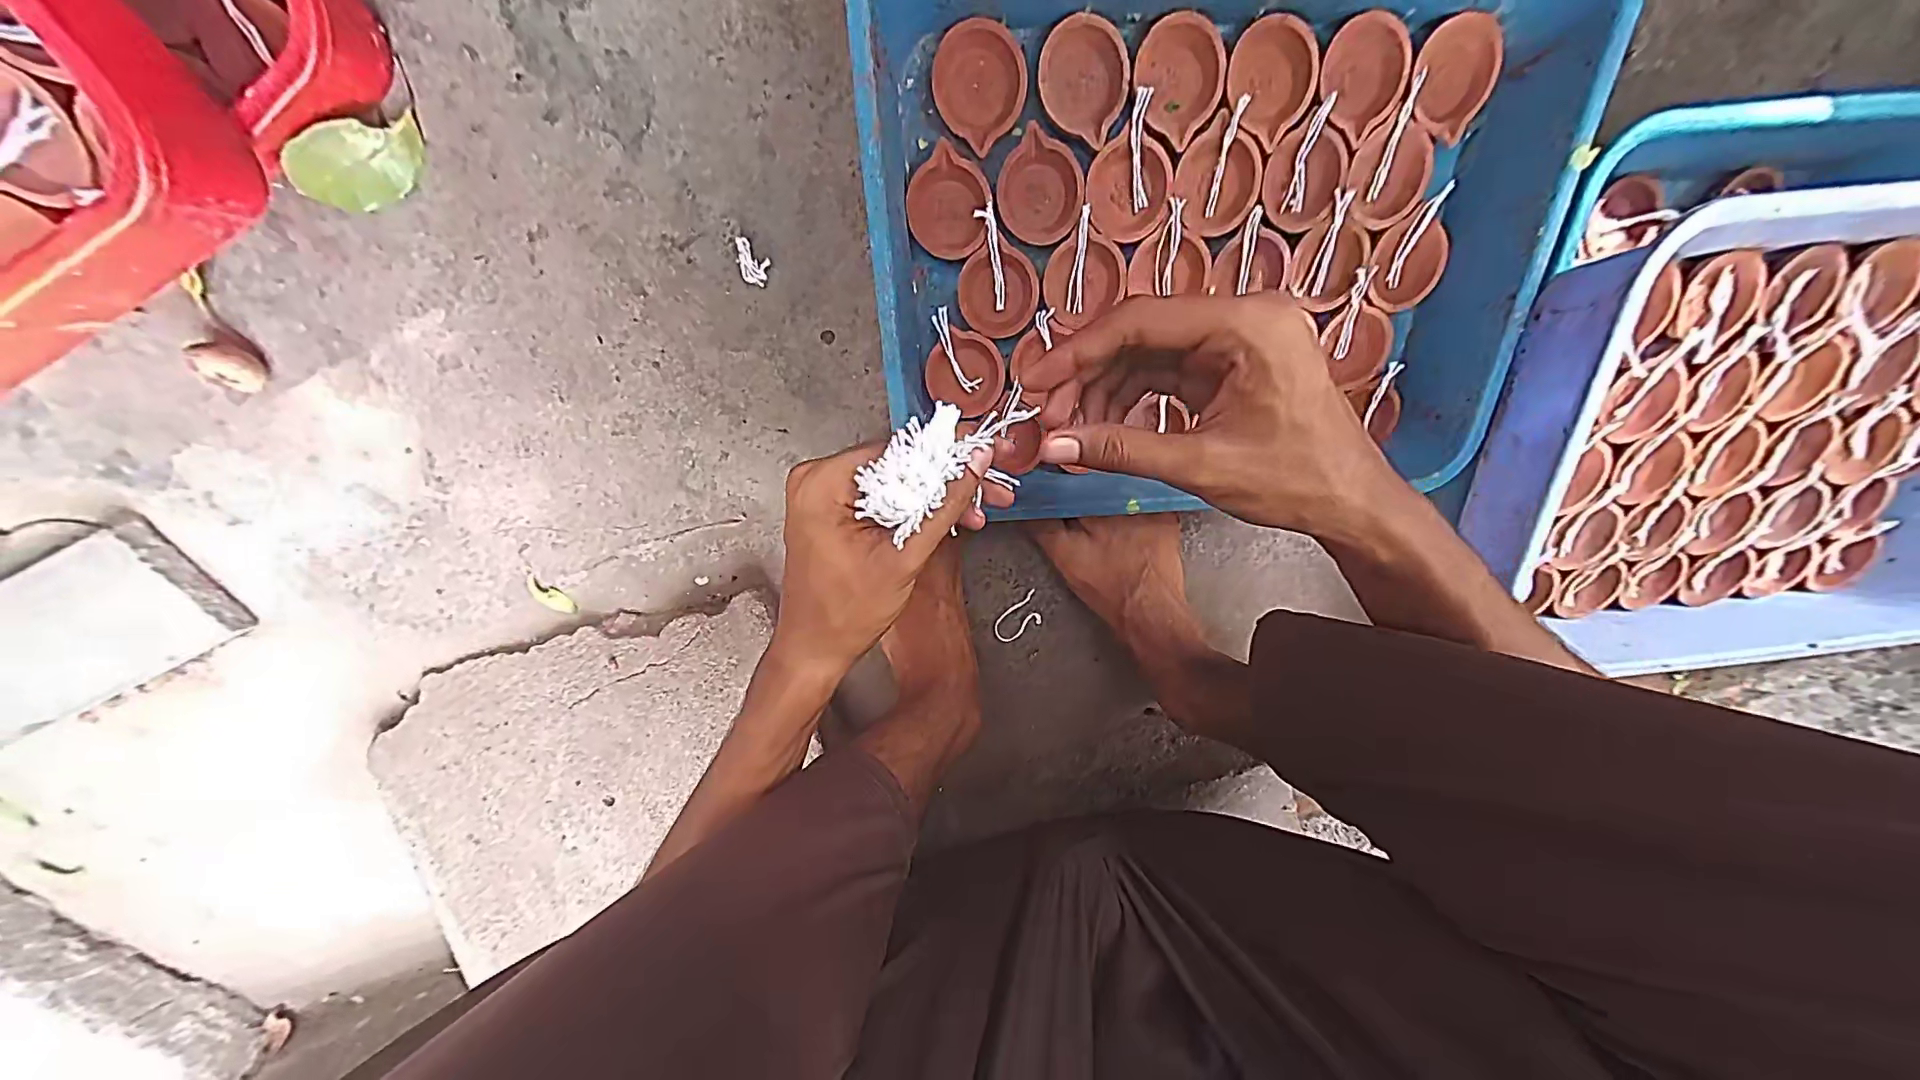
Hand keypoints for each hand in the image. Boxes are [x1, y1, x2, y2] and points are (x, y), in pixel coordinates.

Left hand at [772, 437, 1009, 677]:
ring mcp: (824, 494)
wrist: (816, 648)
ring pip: (896, 481)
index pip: (898, 449)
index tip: (980, 455)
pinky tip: (944, 519)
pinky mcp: (834, 510)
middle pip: (899, 464)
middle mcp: (817, 480)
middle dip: (946, 480)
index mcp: (822, 483)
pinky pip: (884, 496)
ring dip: (935, 497)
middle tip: (985, 488)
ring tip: (971, 510)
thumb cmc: (841, 615)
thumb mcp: (905, 555)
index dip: (948, 455)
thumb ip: (943, 505)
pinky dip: (913, 508)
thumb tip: (971, 466)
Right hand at [1024, 294, 1403, 540]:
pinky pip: (1164, 372)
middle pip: (1139, 334)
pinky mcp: (1230, 364)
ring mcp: (1236, 340)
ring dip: (1104, 391)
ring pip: (1146, 354)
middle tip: (1050, 416)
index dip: (1078, 352)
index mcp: (1248, 324)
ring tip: (1074, 431)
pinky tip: (1106, 428)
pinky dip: (1130, 399)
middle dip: (1087, 376)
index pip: (1141, 321)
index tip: (1036, 382)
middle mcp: (1243, 318)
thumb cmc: (1298, 481)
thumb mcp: (1202, 465)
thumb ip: (1122, 450)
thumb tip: (1054, 445)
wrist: (1352, 502)